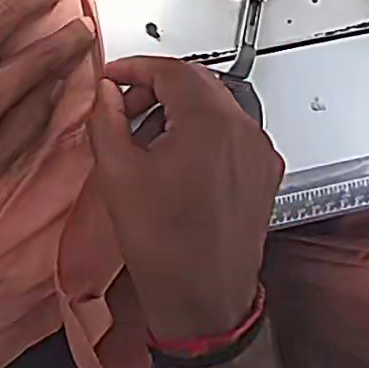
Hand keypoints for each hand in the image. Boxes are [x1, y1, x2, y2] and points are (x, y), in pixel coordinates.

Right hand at [86, 56, 285, 339]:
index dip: (134, 68)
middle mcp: (245, 132)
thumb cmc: (163, 244)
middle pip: (196, 83)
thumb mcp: (117, 172)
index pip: (172, 71)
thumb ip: (106, 118)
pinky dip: (198, 131)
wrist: (202, 299)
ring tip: (143, 137)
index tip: (112, 78)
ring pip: (214, 107)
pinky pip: (229, 133)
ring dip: (176, 110)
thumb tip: (105, 93)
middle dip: (154, 88)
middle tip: (122, 107)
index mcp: (211, 124)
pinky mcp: (263, 174)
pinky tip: (171, 158)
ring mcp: (259, 153)